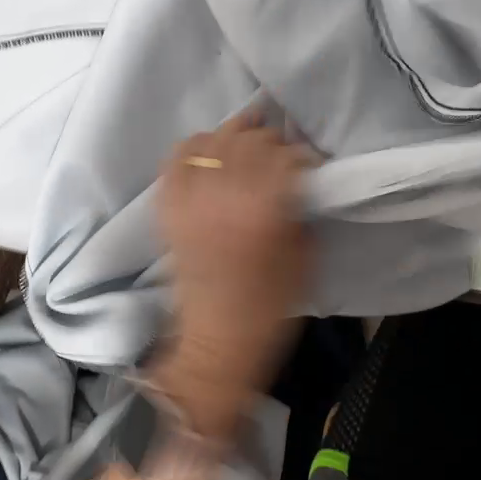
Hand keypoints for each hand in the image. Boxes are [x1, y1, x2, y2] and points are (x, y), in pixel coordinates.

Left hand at [148, 106, 313, 438]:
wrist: (218, 341)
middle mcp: (223, 195)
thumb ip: (302, 208)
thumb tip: (299, 176)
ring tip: (249, 148)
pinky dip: (197, 147)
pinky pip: (178, 156)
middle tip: (283, 155)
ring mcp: (190, 197)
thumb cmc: (272, 304)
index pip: (285, 154)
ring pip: (215, 139)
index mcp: (262, 209)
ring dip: (237, 137)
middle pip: (250, 139)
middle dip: (272, 140)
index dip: (302, 153)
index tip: (311, 162)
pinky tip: (213, 155)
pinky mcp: (169, 205)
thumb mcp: (305, 255)